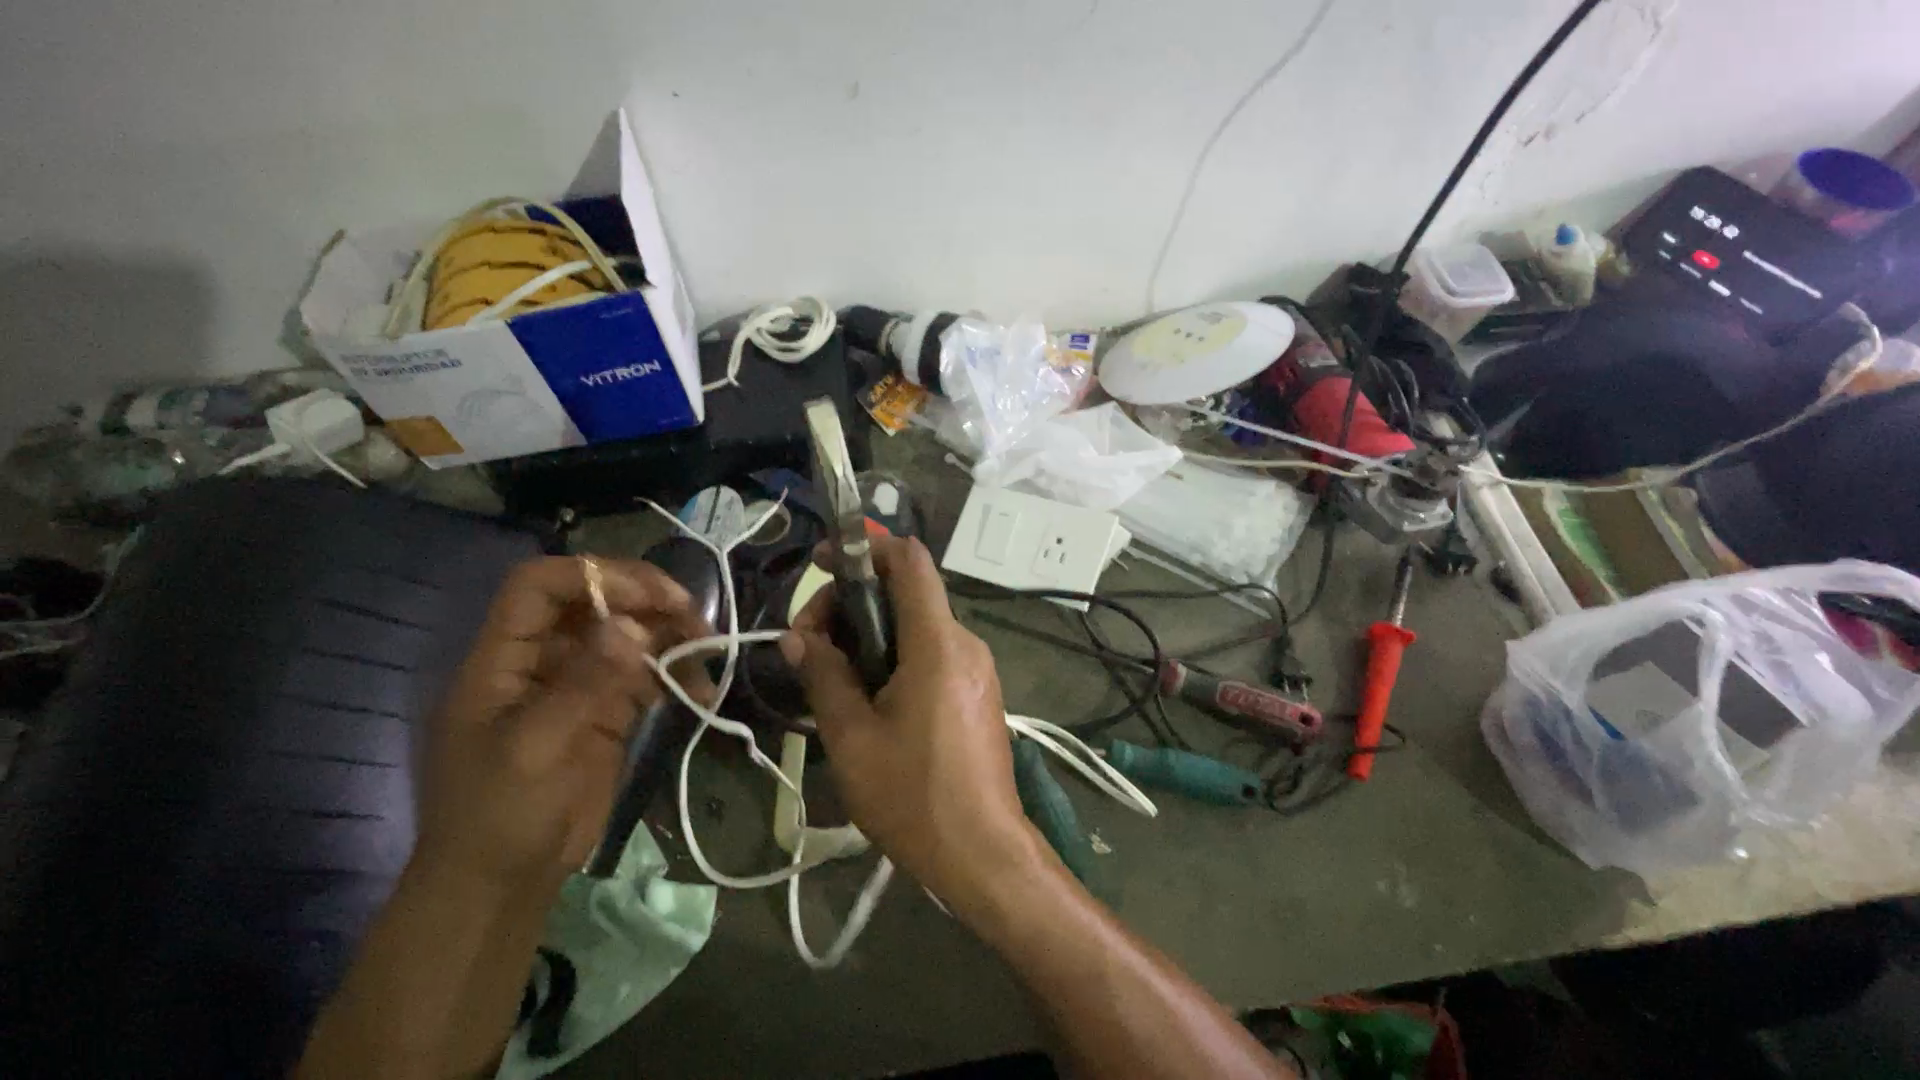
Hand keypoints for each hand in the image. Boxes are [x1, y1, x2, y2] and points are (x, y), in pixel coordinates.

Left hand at [414, 556, 712, 894]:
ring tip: (705, 645)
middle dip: (642, 599)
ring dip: (666, 633)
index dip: (592, 576)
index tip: (649, 595)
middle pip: (591, 602)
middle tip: (691, 613)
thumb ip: (584, 684)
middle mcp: (540, 661)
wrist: (501, 885)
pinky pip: (642, 676)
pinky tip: (698, 691)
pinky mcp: (604, 713)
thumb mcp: (535, 748)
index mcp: (503, 659)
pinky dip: (673, 675)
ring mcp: (575, 686)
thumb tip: (632, 627)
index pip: (539, 587)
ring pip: (623, 635)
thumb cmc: (499, 815)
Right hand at [780, 536, 1044, 909]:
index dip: (865, 548)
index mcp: (937, 644)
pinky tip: (863, 698)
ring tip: (827, 677)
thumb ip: (824, 675)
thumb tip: (798, 637)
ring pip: (915, 627)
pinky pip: (931, 655)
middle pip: (906, 594)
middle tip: (806, 646)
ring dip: (868, 636)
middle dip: (851, 605)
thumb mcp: (851, 738)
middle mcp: (965, 644)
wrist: (982, 853)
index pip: (909, 561)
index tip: (822, 564)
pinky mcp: (977, 694)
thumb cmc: (913, 796)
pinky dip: (893, 658)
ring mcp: (976, 670)